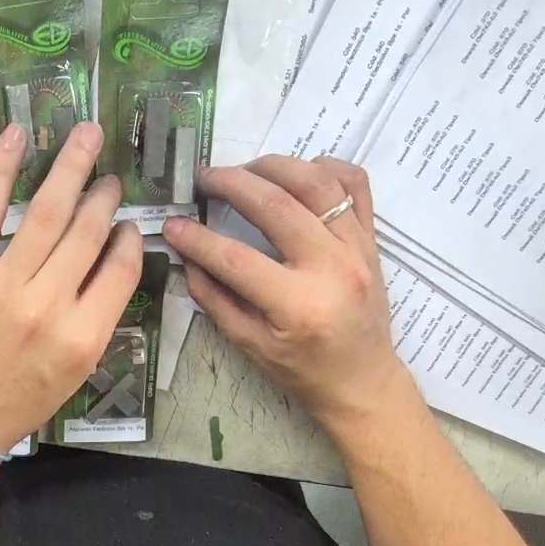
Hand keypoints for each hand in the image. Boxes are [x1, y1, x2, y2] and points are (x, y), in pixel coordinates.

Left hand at [0, 121, 145, 453]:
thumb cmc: (25, 397)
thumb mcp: (78, 369)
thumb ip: (99, 315)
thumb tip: (114, 252)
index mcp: (83, 336)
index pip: (121, 268)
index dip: (129, 237)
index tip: (127, 224)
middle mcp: (47, 306)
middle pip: (87, 233)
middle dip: (104, 196)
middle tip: (110, 176)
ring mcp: (3, 286)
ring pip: (46, 213)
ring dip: (70, 166)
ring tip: (86, 134)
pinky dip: (3, 170)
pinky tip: (17, 136)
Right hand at [163, 156, 409, 426]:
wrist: (361, 379)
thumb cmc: (302, 370)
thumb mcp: (251, 346)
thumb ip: (217, 301)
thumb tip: (188, 259)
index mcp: (297, 306)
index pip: (237, 260)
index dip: (199, 240)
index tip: (173, 225)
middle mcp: (331, 268)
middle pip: (277, 206)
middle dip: (232, 184)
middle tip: (204, 179)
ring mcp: (356, 248)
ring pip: (317, 182)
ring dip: (275, 166)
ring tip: (245, 170)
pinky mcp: (371, 237)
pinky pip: (354, 183)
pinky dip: (325, 167)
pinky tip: (297, 173)